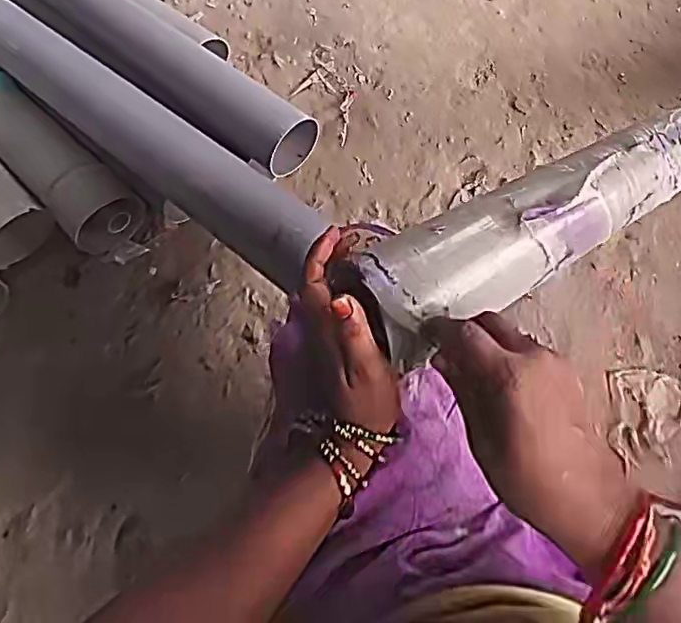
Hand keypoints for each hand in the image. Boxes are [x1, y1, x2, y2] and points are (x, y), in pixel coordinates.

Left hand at [294, 228, 400, 451]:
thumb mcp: (368, 372)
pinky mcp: (324, 352)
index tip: (337, 233)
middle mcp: (314, 330)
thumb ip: (355, 334)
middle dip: (329, 256)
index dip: (321, 252)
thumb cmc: (362, 411)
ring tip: (360, 261)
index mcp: (324, 327)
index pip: (312, 279)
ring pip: (319, 296)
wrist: (343, 448)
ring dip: (333, 273)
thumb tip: (342, 298)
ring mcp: (317, 341)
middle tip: (354, 242)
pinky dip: (338, 292)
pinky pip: (326, 310)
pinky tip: (358, 295)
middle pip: (313, 282)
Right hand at [426, 313, 642, 571]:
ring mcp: (554, 361)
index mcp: (509, 373)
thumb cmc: (529, 480)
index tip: (428, 333)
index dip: (442, 329)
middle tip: (449, 350)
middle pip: (490, 322)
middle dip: (466, 330)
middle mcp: (534, 356)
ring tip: (475, 370)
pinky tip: (503, 382)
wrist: (590, 500)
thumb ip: (463, 390)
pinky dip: (509, 355)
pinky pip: (528, 349)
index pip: (466, 332)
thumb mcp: (483, 440)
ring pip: (511, 334)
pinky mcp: (566, 370)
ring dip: (489, 343)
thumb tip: (444, 360)